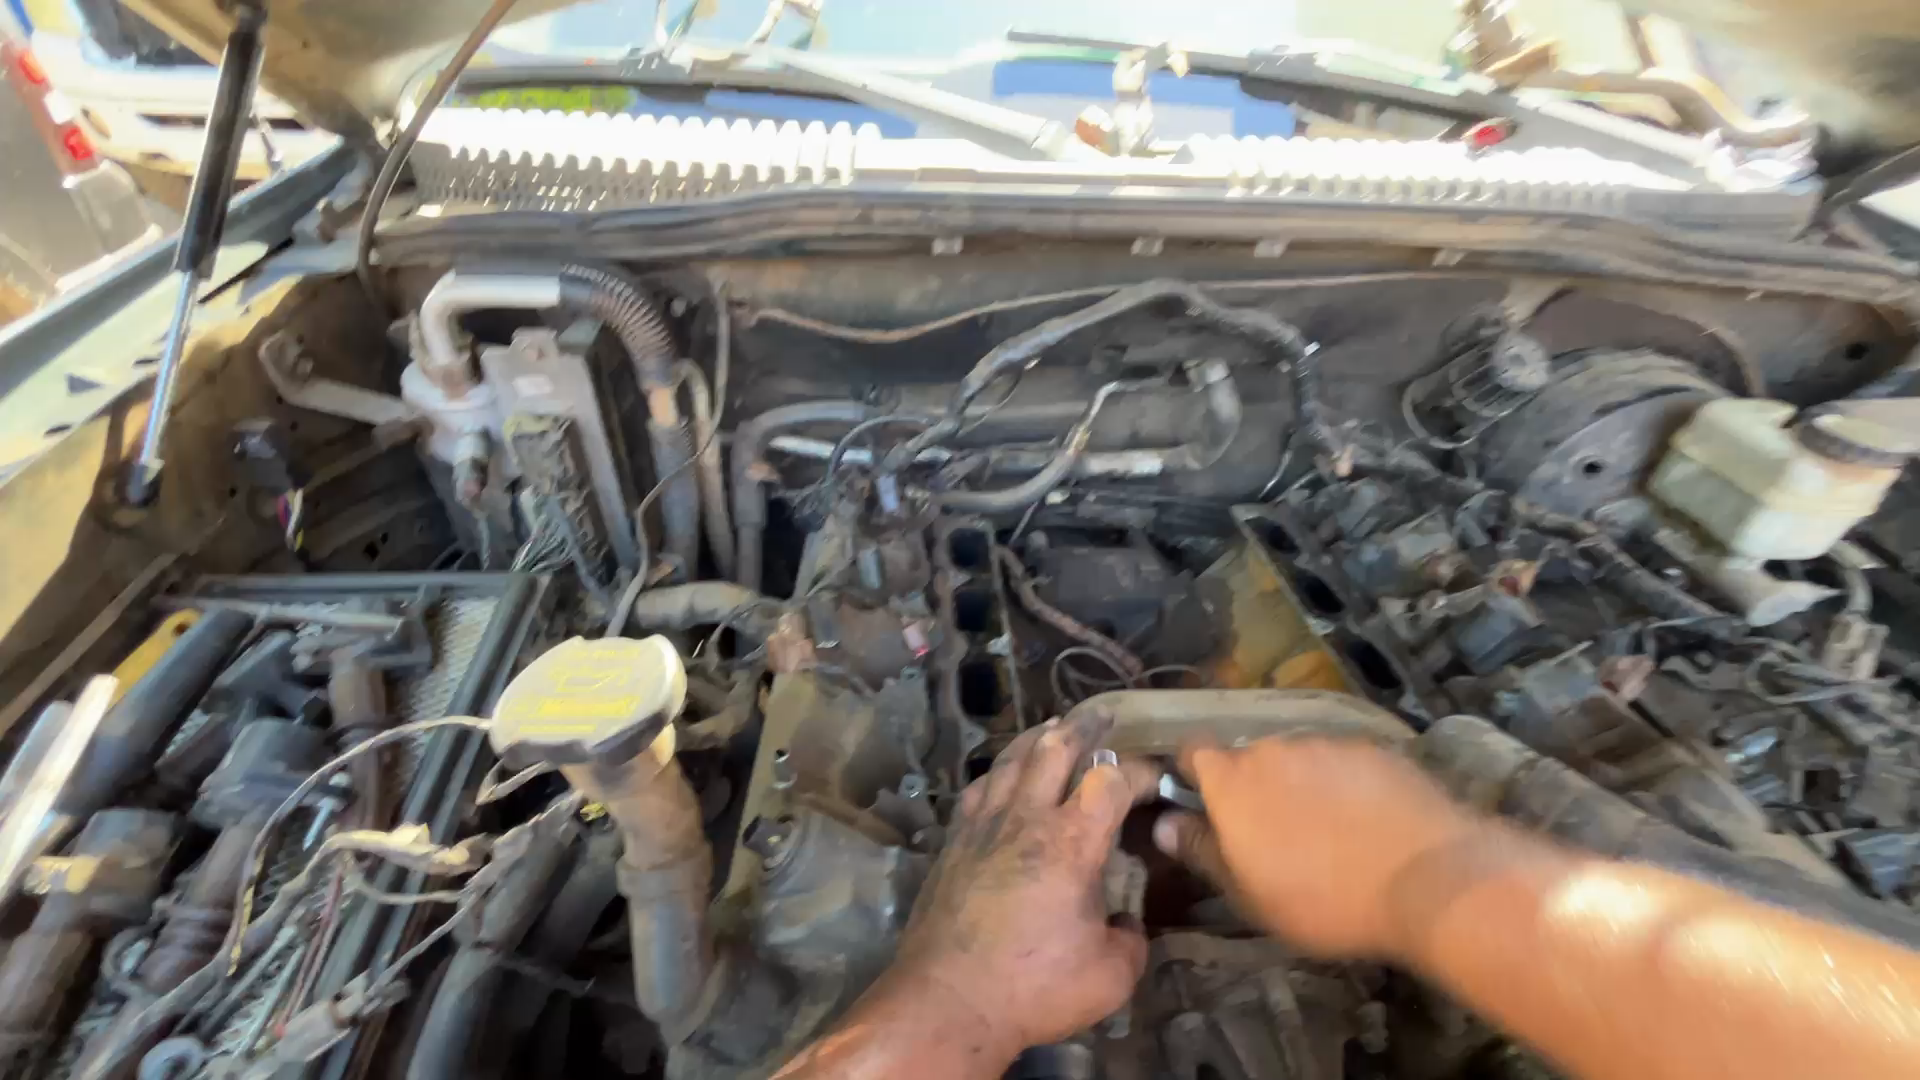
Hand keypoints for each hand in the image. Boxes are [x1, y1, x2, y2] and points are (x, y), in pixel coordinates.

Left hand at [872, 710, 1156, 1059]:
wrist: (950, 997)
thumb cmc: (1034, 985)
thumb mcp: (1110, 976)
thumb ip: (1131, 940)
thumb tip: (1128, 921)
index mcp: (1071, 841)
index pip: (1111, 780)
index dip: (1139, 770)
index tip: (1156, 775)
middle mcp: (1028, 816)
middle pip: (1056, 748)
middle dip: (1084, 726)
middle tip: (1101, 714)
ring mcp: (986, 821)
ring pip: (1013, 758)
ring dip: (1038, 738)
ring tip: (1053, 728)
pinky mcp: (957, 836)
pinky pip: (980, 786)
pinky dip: (999, 771)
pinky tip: (1003, 774)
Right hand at [1153, 737, 1479, 958]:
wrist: (1429, 881)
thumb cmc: (1322, 897)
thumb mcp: (1248, 892)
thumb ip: (1201, 850)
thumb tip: (1162, 823)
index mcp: (1230, 780)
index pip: (1191, 751)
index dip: (1194, 774)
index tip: (1206, 805)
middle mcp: (1269, 748)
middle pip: (1248, 758)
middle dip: (1254, 786)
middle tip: (1275, 831)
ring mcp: (1322, 744)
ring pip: (1297, 760)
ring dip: (1301, 785)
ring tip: (1331, 829)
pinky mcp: (1371, 749)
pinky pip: (1343, 763)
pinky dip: (1346, 784)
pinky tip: (1370, 820)